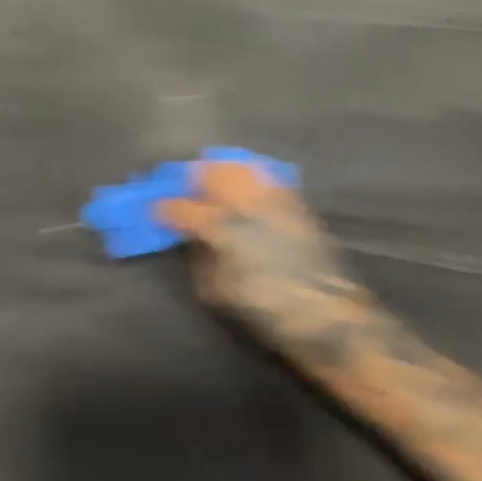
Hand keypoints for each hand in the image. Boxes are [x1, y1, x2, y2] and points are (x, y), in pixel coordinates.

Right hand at [157, 162, 370, 348]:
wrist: (324, 313)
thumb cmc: (264, 308)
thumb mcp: (217, 291)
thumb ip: (200, 258)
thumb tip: (194, 240)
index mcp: (220, 228)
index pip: (181, 208)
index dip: (164, 208)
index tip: (156, 211)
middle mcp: (245, 203)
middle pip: (212, 172)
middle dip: (195, 179)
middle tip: (188, 190)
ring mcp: (273, 198)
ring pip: (241, 167)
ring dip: (224, 172)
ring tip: (217, 183)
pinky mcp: (295, 201)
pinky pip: (269, 177)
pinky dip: (254, 177)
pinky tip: (249, 189)